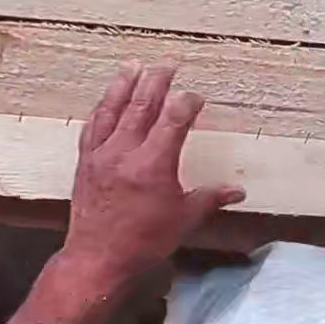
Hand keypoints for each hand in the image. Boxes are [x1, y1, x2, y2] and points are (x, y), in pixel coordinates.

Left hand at [56, 62, 245, 293]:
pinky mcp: (86, 162)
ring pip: (113, 109)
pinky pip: (92, 127)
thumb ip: (209, 199)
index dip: (187, 103)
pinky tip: (106, 101)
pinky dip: (101, 109)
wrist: (98, 257)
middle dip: (157, 81)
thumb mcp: (182, 220)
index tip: (196, 99)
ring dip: (124, 85)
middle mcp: (125, 152)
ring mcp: (101, 155)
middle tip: (167, 66)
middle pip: (142, 105)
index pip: (173, 119)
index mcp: (153, 164)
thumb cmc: (142, 242)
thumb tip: (238, 192)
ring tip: (134, 66)